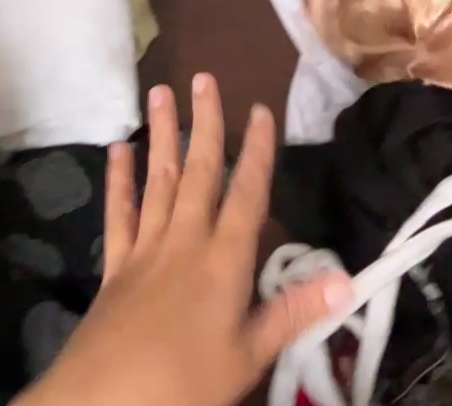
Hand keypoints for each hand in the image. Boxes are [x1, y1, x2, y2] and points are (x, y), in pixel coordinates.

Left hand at [17, 75, 351, 405]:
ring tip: (161, 91)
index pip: (247, 191)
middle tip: (204, 77)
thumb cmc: (185, 383)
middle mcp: (186, 238)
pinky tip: (118, 150)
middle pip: (199, 169)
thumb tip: (348, 278)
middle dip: (205, 121)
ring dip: (162, 134)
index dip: (258, 149)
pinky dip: (119, 180)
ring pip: (159, 178)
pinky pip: (119, 213)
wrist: (104, 403)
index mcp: (224, 257)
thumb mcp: (249, 356)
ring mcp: (147, 247)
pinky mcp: (116, 264)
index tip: (261, 108)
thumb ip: (294, 312)